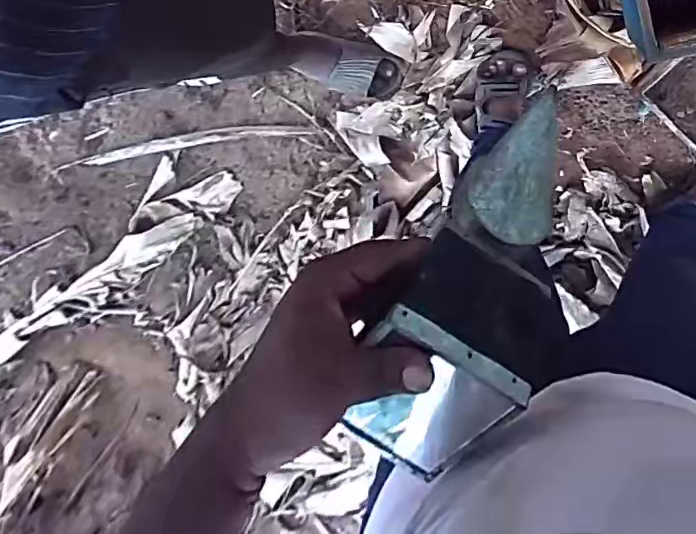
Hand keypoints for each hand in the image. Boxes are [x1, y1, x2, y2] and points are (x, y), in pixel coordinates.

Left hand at [200, 239, 433, 484]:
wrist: (242, 440)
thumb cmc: (286, 397)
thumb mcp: (344, 380)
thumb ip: (391, 367)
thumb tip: (430, 368)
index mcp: (324, 281)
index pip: (380, 254)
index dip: (415, 255)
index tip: (450, 259)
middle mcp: (325, 286)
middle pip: (380, 272)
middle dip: (413, 281)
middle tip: (452, 289)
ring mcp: (325, 308)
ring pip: (375, 295)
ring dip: (402, 305)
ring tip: (440, 311)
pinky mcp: (328, 331)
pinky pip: (368, 315)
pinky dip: (389, 322)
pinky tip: (413, 335)